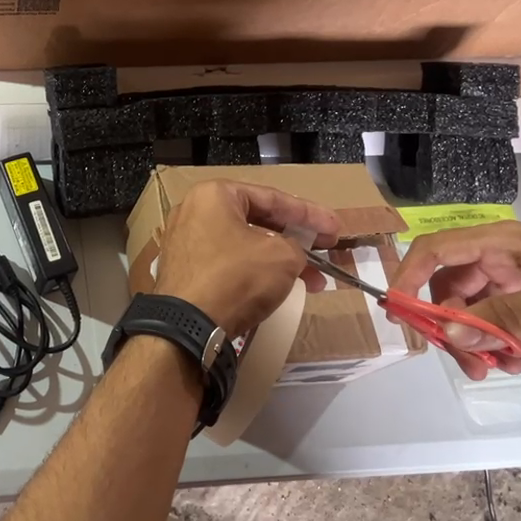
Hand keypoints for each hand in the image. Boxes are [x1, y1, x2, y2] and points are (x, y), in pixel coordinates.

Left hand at [153, 180, 341, 336]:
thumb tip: (290, 252)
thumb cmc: (235, 277)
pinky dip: (255, 270)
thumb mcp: (281, 257)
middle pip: (256, 219)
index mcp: (214, 195)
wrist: (187, 325)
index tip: (336, 228)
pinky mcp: (184, 269)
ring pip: (244, 243)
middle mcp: (194, 210)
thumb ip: (295, 247)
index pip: (271, 197)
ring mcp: (185, 240)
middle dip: (296, 237)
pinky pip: (228, 261)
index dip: (309, 213)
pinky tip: (281, 288)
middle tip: (326, 249)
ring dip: (280, 260)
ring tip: (314, 282)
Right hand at [393, 220, 520, 380]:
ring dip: (481, 339)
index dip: (410, 275)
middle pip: (452, 286)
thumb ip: (504, 315)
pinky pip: (504, 323)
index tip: (398, 312)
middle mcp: (504, 257)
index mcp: (502, 240)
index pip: (436, 250)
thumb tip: (449, 333)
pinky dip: (506, 344)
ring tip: (504, 368)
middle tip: (467, 363)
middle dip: (451, 324)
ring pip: (476, 309)